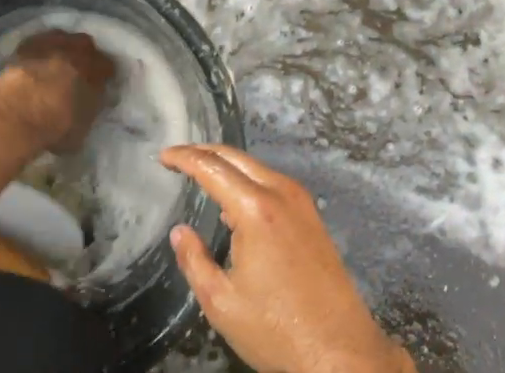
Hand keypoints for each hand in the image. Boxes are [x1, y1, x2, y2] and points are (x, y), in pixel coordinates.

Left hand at [0, 30, 114, 152]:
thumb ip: (91, 109)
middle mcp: (74, 50)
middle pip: (86, 45)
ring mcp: (49, 44)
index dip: (105, 74)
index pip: (107, 65)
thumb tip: (90, 102)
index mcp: (93, 69)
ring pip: (61, 38)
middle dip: (85, 55)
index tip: (102, 82)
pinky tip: (34, 61)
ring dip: (62, 47)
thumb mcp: (83, 128)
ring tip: (55, 62)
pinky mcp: (25, 45)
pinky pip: (37, 42)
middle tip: (79, 70)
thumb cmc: (54, 126)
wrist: (16, 115)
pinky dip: (39, 49)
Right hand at [161, 145, 412, 372]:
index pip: (212, 167)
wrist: (341, 352)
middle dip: (203, 152)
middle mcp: (281, 194)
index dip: (184, 157)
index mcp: (256, 209)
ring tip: (199, 173)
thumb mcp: (221, 302)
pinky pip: (272, 184)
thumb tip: (180, 232)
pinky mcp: (313, 217)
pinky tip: (234, 200)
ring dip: (227, 165)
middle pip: (236, 157)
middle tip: (177, 157)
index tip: (163, 156)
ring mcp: (302, 203)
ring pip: (256, 168)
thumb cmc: (277, 330)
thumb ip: (194, 260)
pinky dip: (247, 180)